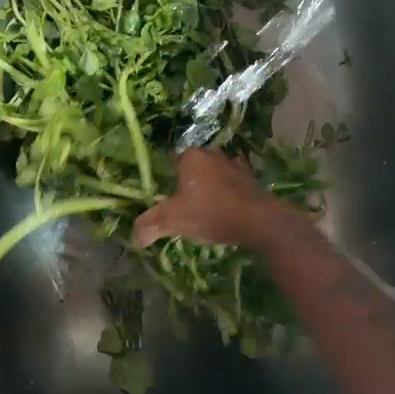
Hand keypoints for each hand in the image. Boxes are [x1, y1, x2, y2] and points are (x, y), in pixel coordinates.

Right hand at [132, 148, 284, 250]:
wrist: (260, 222)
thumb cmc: (211, 212)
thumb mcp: (173, 220)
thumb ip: (149, 225)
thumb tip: (134, 238)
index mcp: (191, 157)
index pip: (171, 161)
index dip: (166, 178)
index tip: (165, 196)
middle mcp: (212, 155)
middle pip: (193, 168)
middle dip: (188, 184)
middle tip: (183, 207)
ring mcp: (234, 166)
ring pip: (213, 176)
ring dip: (209, 190)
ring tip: (204, 212)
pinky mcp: (252, 181)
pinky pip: (232, 186)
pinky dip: (227, 196)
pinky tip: (225, 213)